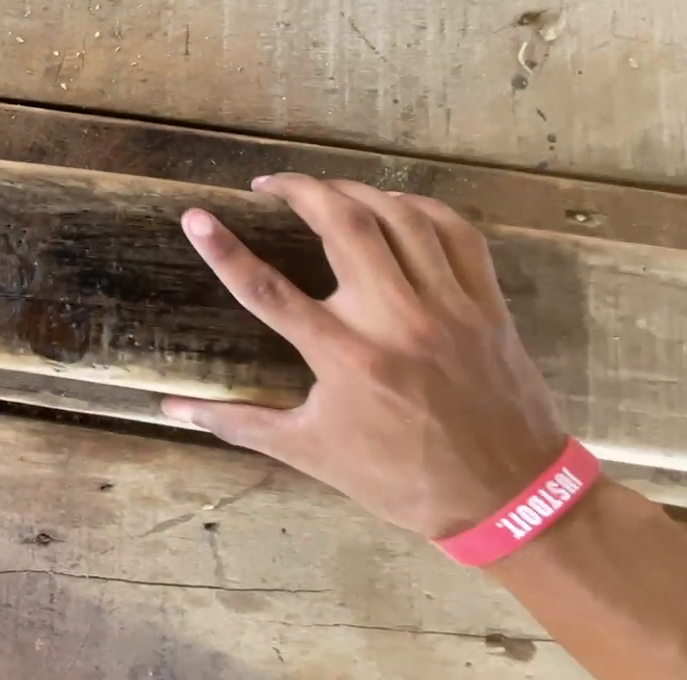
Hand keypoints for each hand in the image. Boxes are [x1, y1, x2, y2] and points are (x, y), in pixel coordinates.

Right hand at [162, 174, 567, 538]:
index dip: (224, 250)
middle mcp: (396, 323)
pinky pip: (457, 234)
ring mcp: (449, 310)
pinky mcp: (488, 308)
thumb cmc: (399, 477)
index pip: (268, 291)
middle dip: (301, 191)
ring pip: (401, 220)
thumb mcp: (308, 452)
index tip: (194, 216)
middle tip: (268, 184)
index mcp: (346, 359)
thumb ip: (234, 422)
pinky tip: (388, 204)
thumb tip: (169, 408)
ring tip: (321, 187)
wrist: (517, 504)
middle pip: (345, 230)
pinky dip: (418, 207)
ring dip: (353, 191)